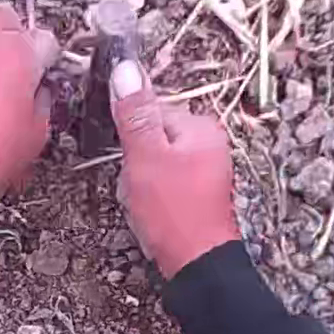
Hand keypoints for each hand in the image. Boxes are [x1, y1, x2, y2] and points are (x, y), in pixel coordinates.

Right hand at [112, 60, 240, 276]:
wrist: (196, 266)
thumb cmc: (174, 212)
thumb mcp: (146, 157)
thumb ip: (135, 114)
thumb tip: (125, 68)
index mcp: (201, 128)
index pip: (151, 113)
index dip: (132, 138)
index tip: (131, 162)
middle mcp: (208, 145)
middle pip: (152, 140)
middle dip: (136, 165)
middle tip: (140, 187)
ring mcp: (204, 172)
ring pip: (154, 166)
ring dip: (140, 185)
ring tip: (146, 204)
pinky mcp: (196, 196)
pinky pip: (163, 186)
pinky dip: (151, 199)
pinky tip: (152, 215)